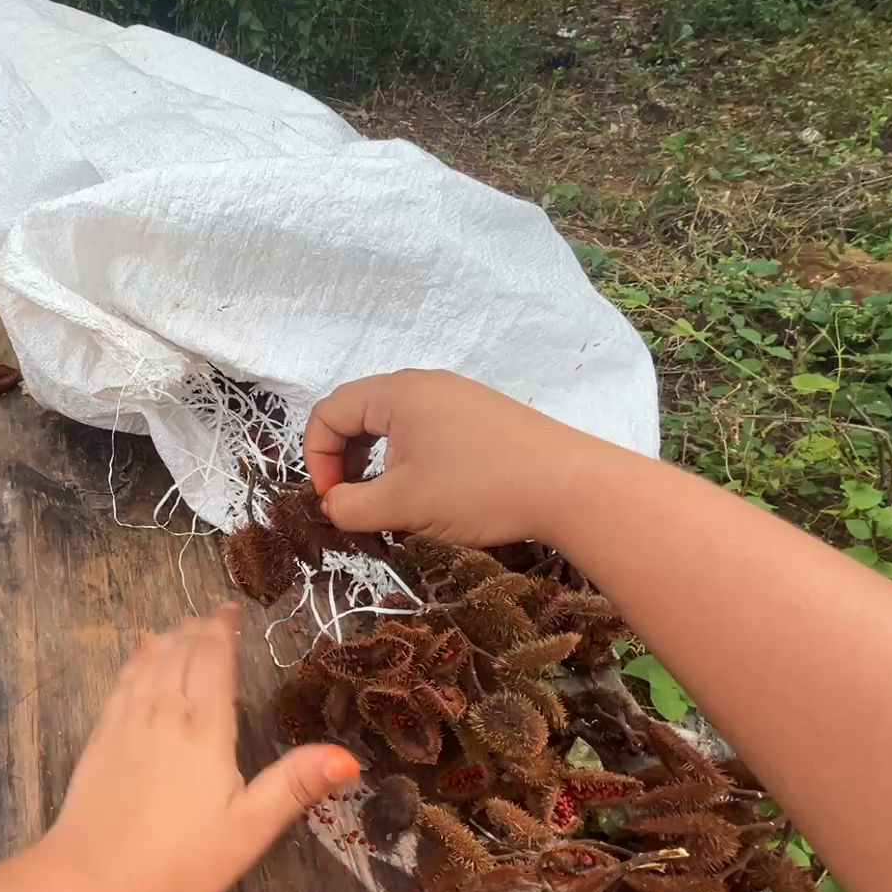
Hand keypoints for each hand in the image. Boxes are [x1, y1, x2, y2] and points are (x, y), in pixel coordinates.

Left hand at [43, 605, 358, 891]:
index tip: (232, 611)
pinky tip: (143, 649)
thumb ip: (294, 786)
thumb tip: (346, 756)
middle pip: (182, 651)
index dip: (223, 629)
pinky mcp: (103, 732)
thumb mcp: (250, 828)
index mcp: (204, 727)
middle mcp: (165, 710)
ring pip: (152, 659)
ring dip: (172, 636)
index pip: (214, 659)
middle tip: (215, 615)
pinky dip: (138, 656)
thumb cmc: (182, 857)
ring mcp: (128, 718)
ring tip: (186, 625)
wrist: (98, 875)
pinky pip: (123, 678)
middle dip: (200, 628)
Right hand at [301, 369, 609, 545]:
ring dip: (369, 458)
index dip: (317, 458)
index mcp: (396, 394)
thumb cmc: (478, 490)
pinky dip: (400, 455)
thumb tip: (330, 505)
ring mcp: (452, 395)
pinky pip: (417, 426)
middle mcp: (420, 384)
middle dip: (340, 457)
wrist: (574, 488)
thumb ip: (349, 507)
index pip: (328, 413)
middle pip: (354, 412)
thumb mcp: (401, 506)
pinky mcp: (475, 414)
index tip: (332, 500)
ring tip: (381, 495)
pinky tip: (419, 485)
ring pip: (386, 420)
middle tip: (349, 498)